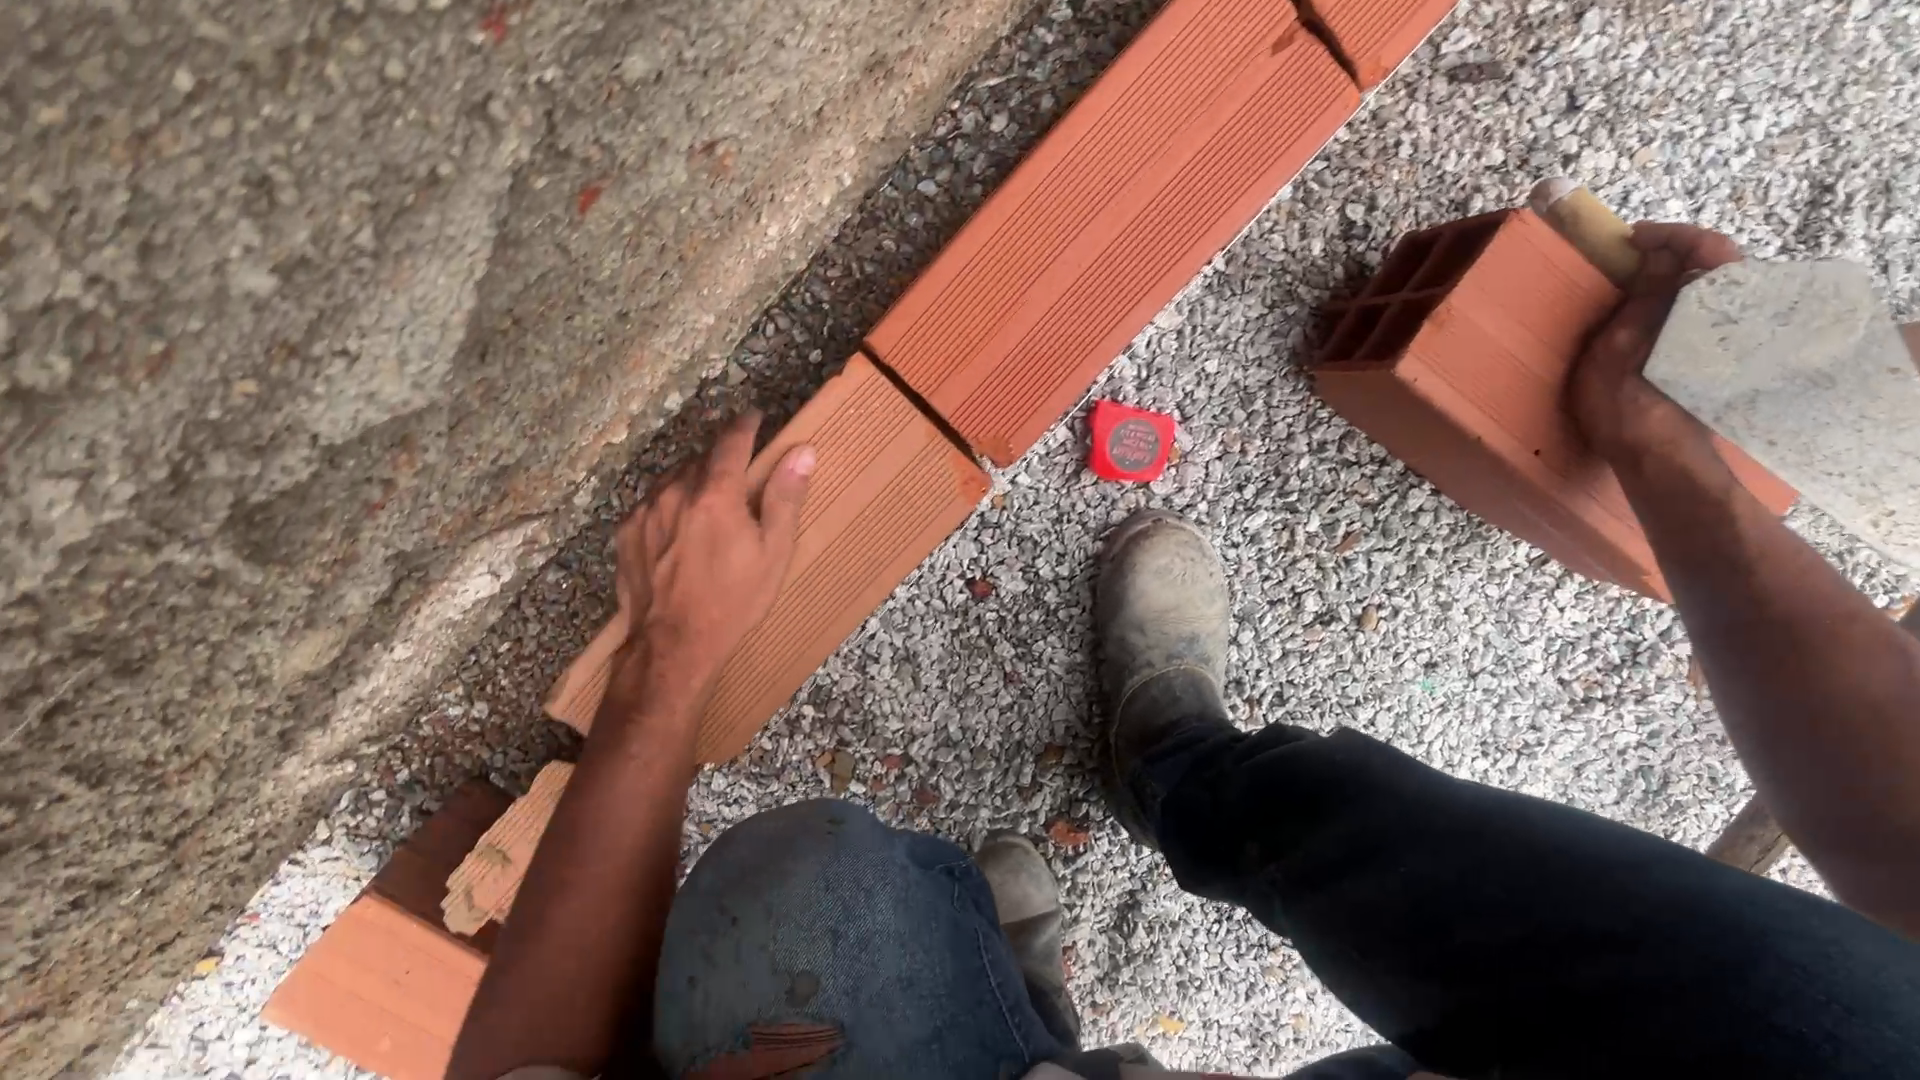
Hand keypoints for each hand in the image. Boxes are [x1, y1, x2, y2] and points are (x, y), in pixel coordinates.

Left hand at [613, 412, 814, 707]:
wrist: (673, 644)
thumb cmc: (734, 600)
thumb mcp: (773, 552)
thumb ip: (785, 497)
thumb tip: (803, 451)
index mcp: (716, 494)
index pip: (731, 441)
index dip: (745, 425)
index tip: (754, 416)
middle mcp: (675, 492)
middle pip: (700, 459)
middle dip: (720, 459)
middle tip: (738, 474)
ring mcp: (645, 511)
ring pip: (673, 479)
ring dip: (693, 482)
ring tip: (709, 504)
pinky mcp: (626, 531)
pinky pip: (651, 503)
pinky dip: (669, 505)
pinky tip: (680, 530)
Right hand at [1568, 223, 1743, 468]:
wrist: (1654, 458)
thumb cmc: (1626, 405)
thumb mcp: (1618, 347)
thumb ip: (1646, 298)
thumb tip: (1660, 252)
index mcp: (1709, 309)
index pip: (1708, 248)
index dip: (1671, 235)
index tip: (1631, 239)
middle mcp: (1730, 317)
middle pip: (1715, 265)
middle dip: (1674, 253)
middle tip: (1629, 257)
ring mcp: (1727, 337)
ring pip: (1712, 289)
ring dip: (1675, 278)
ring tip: (1634, 282)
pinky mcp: (1718, 355)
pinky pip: (1706, 313)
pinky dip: (1679, 302)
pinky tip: (1650, 314)